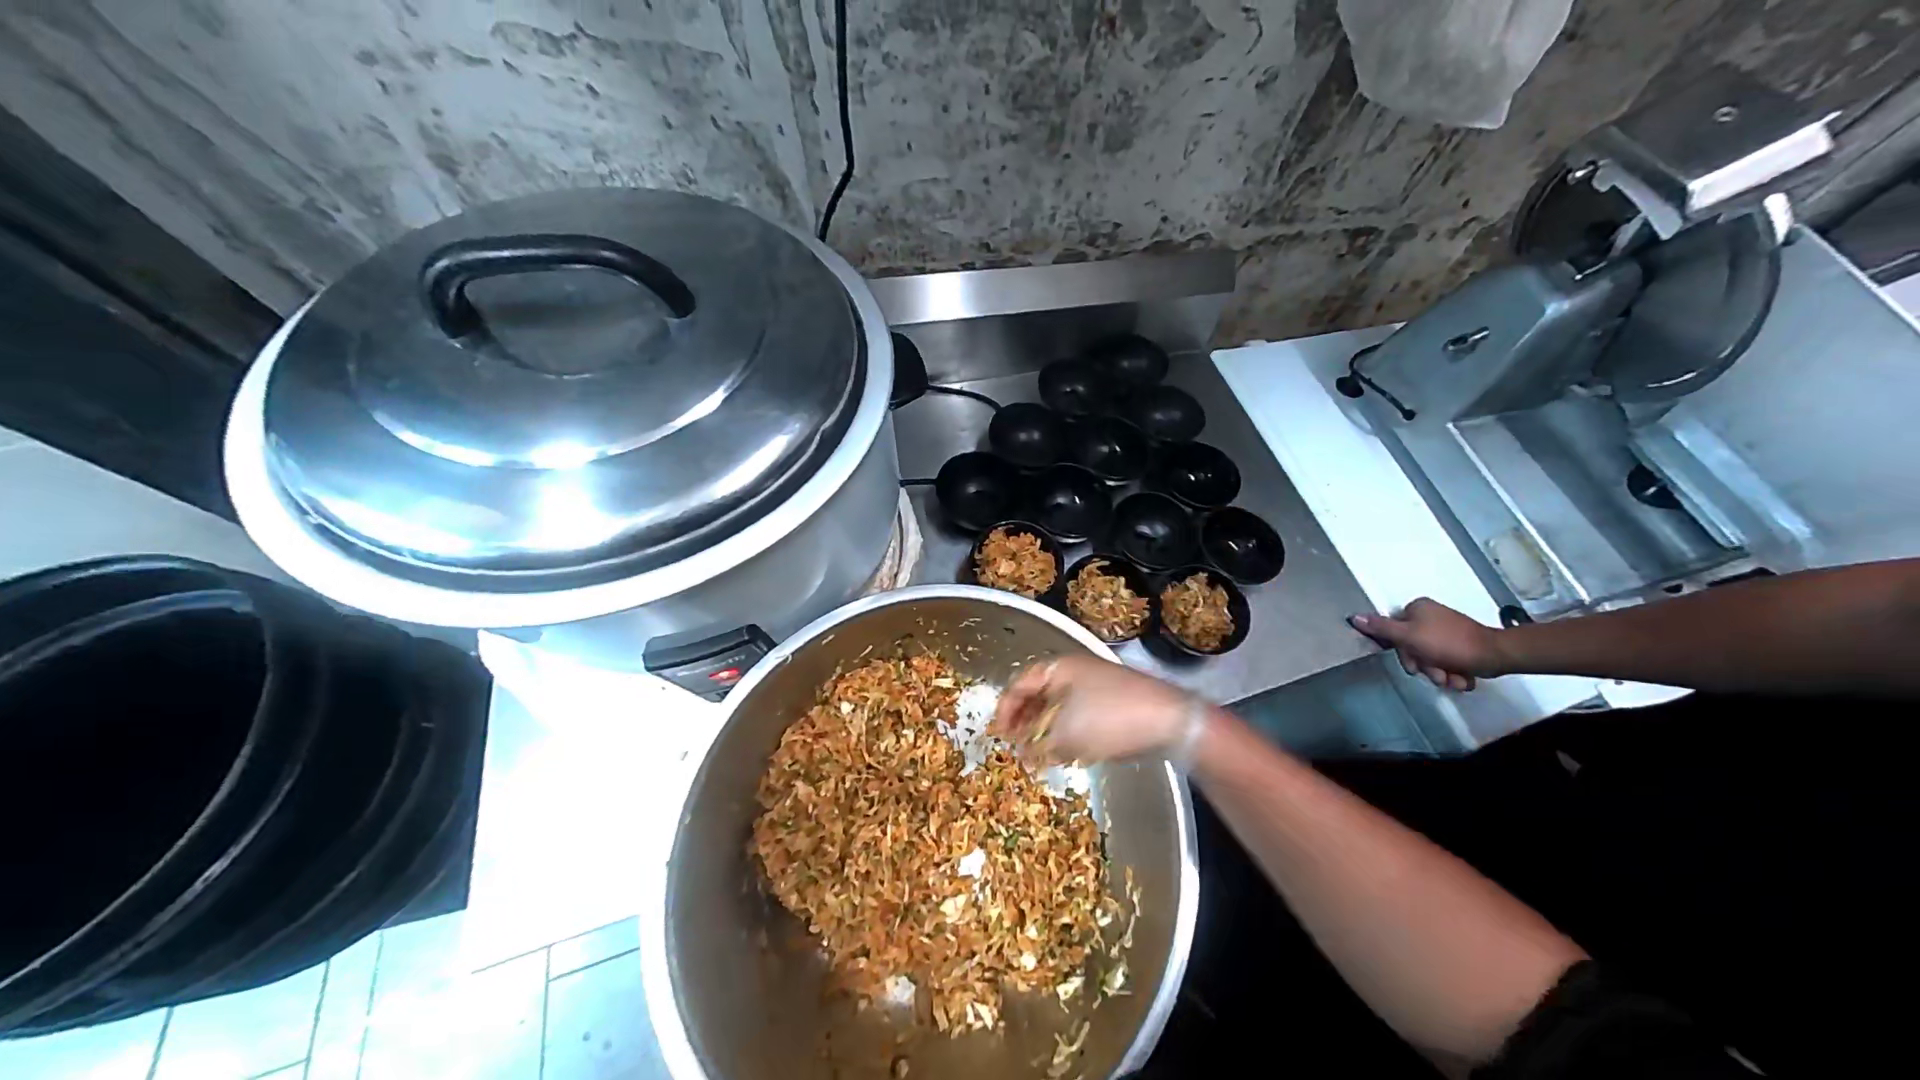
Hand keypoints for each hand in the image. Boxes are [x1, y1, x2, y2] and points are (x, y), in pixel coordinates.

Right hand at [990, 656, 1202, 764]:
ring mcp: (1098, 685)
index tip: (996, 734)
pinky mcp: (1115, 702)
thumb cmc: (1110, 720)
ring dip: (1045, 729)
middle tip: (1014, 745)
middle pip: (1039, 693)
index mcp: (1059, 667)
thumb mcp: (1065, 735)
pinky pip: (1080, 714)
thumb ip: (1037, 745)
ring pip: (1060, 706)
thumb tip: (1024, 754)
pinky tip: (1066, 752)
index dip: (1004, 709)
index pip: (1019, 683)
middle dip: (1024, 721)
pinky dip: (1067, 732)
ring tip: (1036, 753)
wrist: (1170, 721)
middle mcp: (1076, 671)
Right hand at [1350, 598, 1506, 690]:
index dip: (1402, 651)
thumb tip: (1354, 617)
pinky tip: (1460, 676)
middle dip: (1424, 666)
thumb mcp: (1408, 636)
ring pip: (1430, 658)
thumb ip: (1381, 628)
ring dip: (1438, 673)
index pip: (1394, 631)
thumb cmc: (1449, 643)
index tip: (1414, 661)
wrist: (1495, 655)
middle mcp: (1431, 617)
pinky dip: (1452, 672)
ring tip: (1451, 677)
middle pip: (1412, 647)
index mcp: (1418, 609)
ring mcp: (1447, 632)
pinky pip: (1446, 661)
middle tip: (1436, 673)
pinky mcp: (1462, 646)